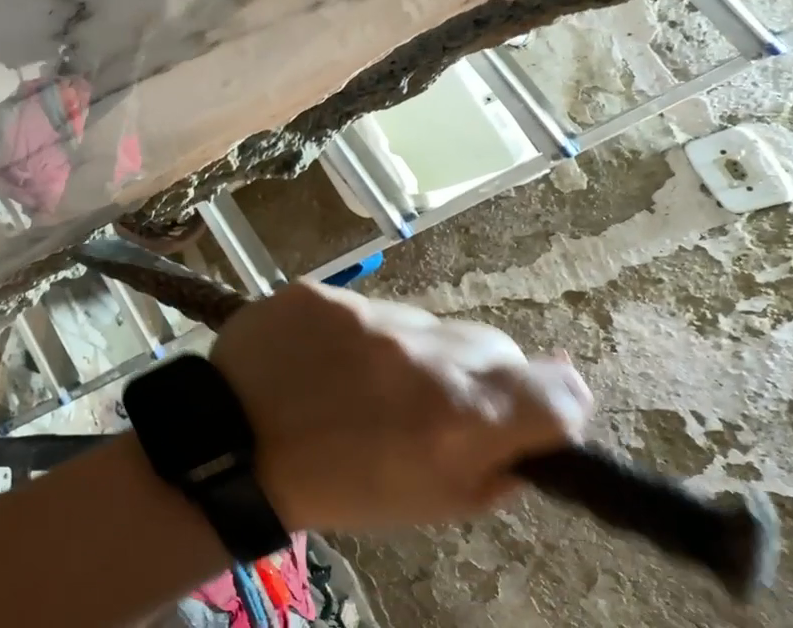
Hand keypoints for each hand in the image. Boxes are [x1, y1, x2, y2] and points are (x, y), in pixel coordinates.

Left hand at [210, 283, 592, 532]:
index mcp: (463, 413)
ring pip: (422, 321)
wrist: (232, 443)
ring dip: (413, 348)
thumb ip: (499, 464)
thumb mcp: (436, 501)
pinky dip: (355, 331)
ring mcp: (364, 314)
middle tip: (435, 399)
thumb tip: (542, 424)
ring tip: (363, 380)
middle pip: (493, 344)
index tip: (530, 414)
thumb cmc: (339, 487)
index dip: (553, 404)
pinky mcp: (317, 292)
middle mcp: (422, 352)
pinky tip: (323, 357)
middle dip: (482, 373)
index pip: (560, 390)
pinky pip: (361, 306)